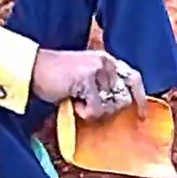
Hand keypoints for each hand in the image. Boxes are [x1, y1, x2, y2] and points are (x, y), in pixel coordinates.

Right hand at [30, 49, 146, 119]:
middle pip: (123, 100)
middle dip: (108, 111)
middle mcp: (105, 62)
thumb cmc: (58, 80)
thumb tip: (121, 109)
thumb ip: (104, 88)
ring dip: (94, 112)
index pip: (134, 78)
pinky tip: (73, 103)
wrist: (33, 71)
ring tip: (78, 101)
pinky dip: (85, 113)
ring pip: (110, 107)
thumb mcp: (86, 81)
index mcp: (107, 60)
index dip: (140, 99)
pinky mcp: (87, 78)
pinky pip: (96, 110)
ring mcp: (97, 69)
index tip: (143, 117)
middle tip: (88, 107)